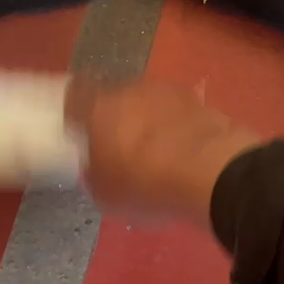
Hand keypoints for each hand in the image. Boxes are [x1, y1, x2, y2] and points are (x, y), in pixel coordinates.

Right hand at [64, 76, 266, 224]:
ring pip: (146, 100)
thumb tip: (95, 163)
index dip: (75, 106)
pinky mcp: (196, 99)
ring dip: (146, 118)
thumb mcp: (105, 194)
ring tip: (154, 150)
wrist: (208, 170)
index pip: (76, 93)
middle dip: (115, 116)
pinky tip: (180, 149)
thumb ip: (94, 171)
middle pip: (115, 96)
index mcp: (99, 109)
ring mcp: (165, 90)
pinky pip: (174, 110)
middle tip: (118, 144)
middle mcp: (130, 89)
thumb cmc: (144, 184)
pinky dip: (173, 124)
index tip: (77, 122)